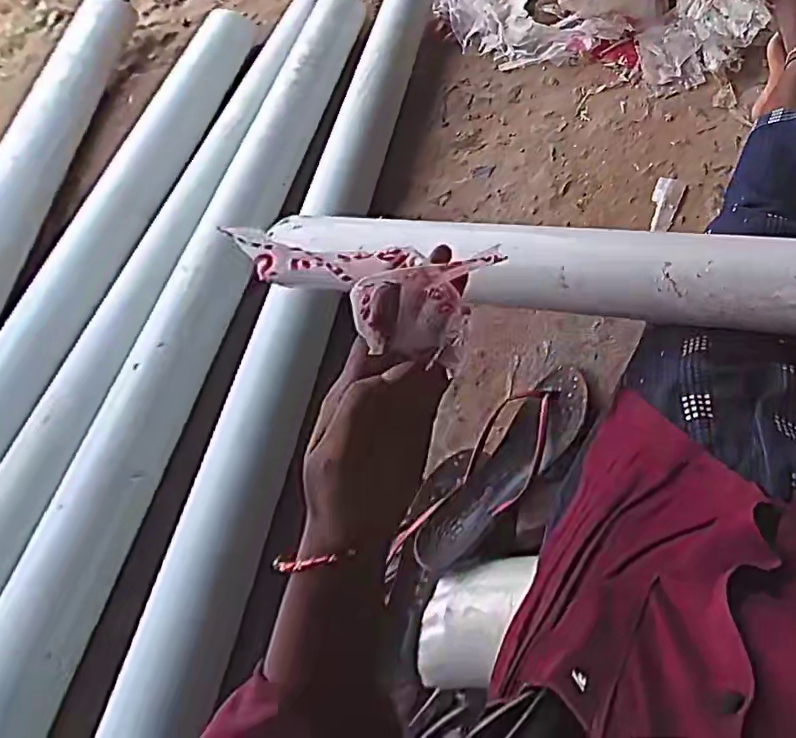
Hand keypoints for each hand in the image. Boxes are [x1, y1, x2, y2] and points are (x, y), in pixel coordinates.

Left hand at [300, 249, 459, 554]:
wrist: (353, 533)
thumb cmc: (335, 489)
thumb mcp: (335, 443)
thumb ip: (367, 400)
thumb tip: (409, 368)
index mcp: (353, 381)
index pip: (376, 328)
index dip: (394, 298)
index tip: (411, 269)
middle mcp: (383, 380)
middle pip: (409, 328)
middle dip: (425, 294)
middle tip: (446, 263)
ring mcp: (407, 395)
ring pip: (430, 346)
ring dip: (444, 316)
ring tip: (460, 286)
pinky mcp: (425, 414)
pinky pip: (442, 375)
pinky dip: (452, 352)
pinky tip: (461, 331)